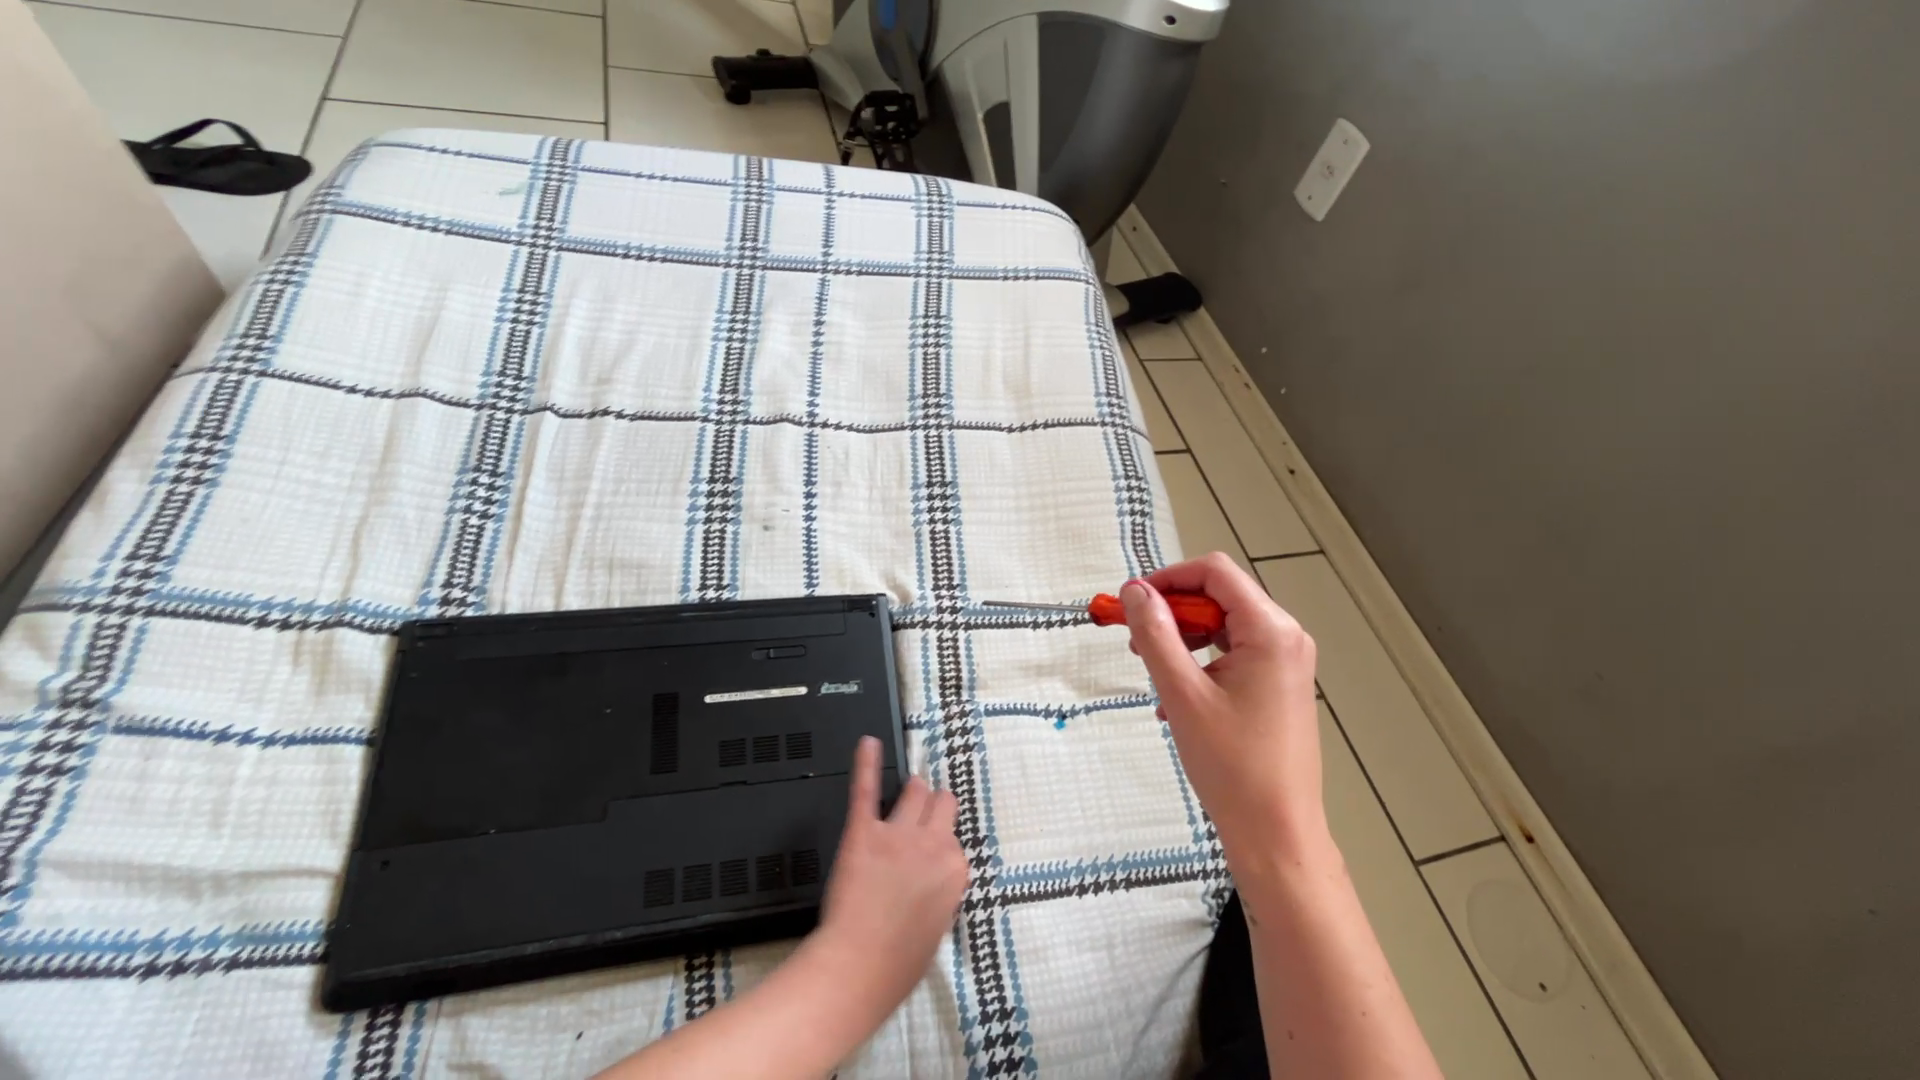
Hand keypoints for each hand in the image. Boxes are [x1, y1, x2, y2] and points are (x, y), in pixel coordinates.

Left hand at [809, 736, 968, 1017]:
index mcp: (956, 870)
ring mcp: (898, 834)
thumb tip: (930, 879)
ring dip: (912, 790)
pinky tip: (867, 744)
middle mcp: (933, 844)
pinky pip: (866, 788)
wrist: (861, 964)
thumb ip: (939, 889)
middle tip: (925, 808)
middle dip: (935, 804)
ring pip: (915, 791)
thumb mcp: (937, 924)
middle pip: (942, 803)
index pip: (954, 838)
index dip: (940, 844)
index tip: (931, 849)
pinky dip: (867, 763)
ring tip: (909, 785)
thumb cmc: (899, 961)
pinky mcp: (864, 831)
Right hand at [1121, 553, 1326, 864]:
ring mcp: (1286, 662)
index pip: (1214, 572)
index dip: (1168, 578)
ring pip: (1224, 626)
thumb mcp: (1182, 693)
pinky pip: (1233, 655)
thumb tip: (1133, 590)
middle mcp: (1286, 636)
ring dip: (1182, 641)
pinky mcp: (1279, 685)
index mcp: (1270, 630)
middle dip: (1172, 613)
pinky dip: (1200, 664)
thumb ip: (1155, 634)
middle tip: (1134, 642)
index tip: (1130, 604)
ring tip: (1153, 674)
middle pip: (1220, 596)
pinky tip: (1176, 701)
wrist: (1275, 832)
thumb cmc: (1230, 764)